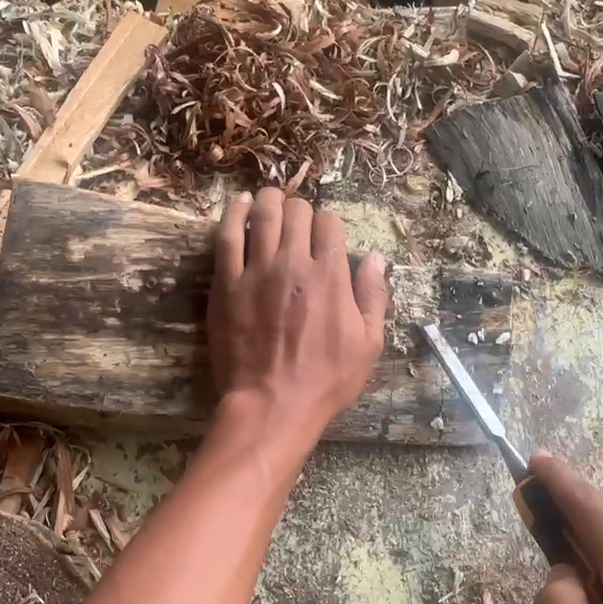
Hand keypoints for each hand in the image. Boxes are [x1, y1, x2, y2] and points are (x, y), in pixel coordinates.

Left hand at [208, 188, 388, 443]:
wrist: (272, 405)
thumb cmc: (326, 380)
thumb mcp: (368, 344)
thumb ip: (373, 297)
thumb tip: (376, 259)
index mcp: (330, 276)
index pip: (329, 224)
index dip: (328, 222)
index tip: (325, 233)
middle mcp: (294, 264)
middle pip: (296, 213)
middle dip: (300, 208)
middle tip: (297, 216)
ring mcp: (257, 271)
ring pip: (263, 216)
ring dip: (269, 201)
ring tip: (269, 198)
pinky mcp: (226, 284)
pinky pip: (228, 236)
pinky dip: (234, 214)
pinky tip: (238, 205)